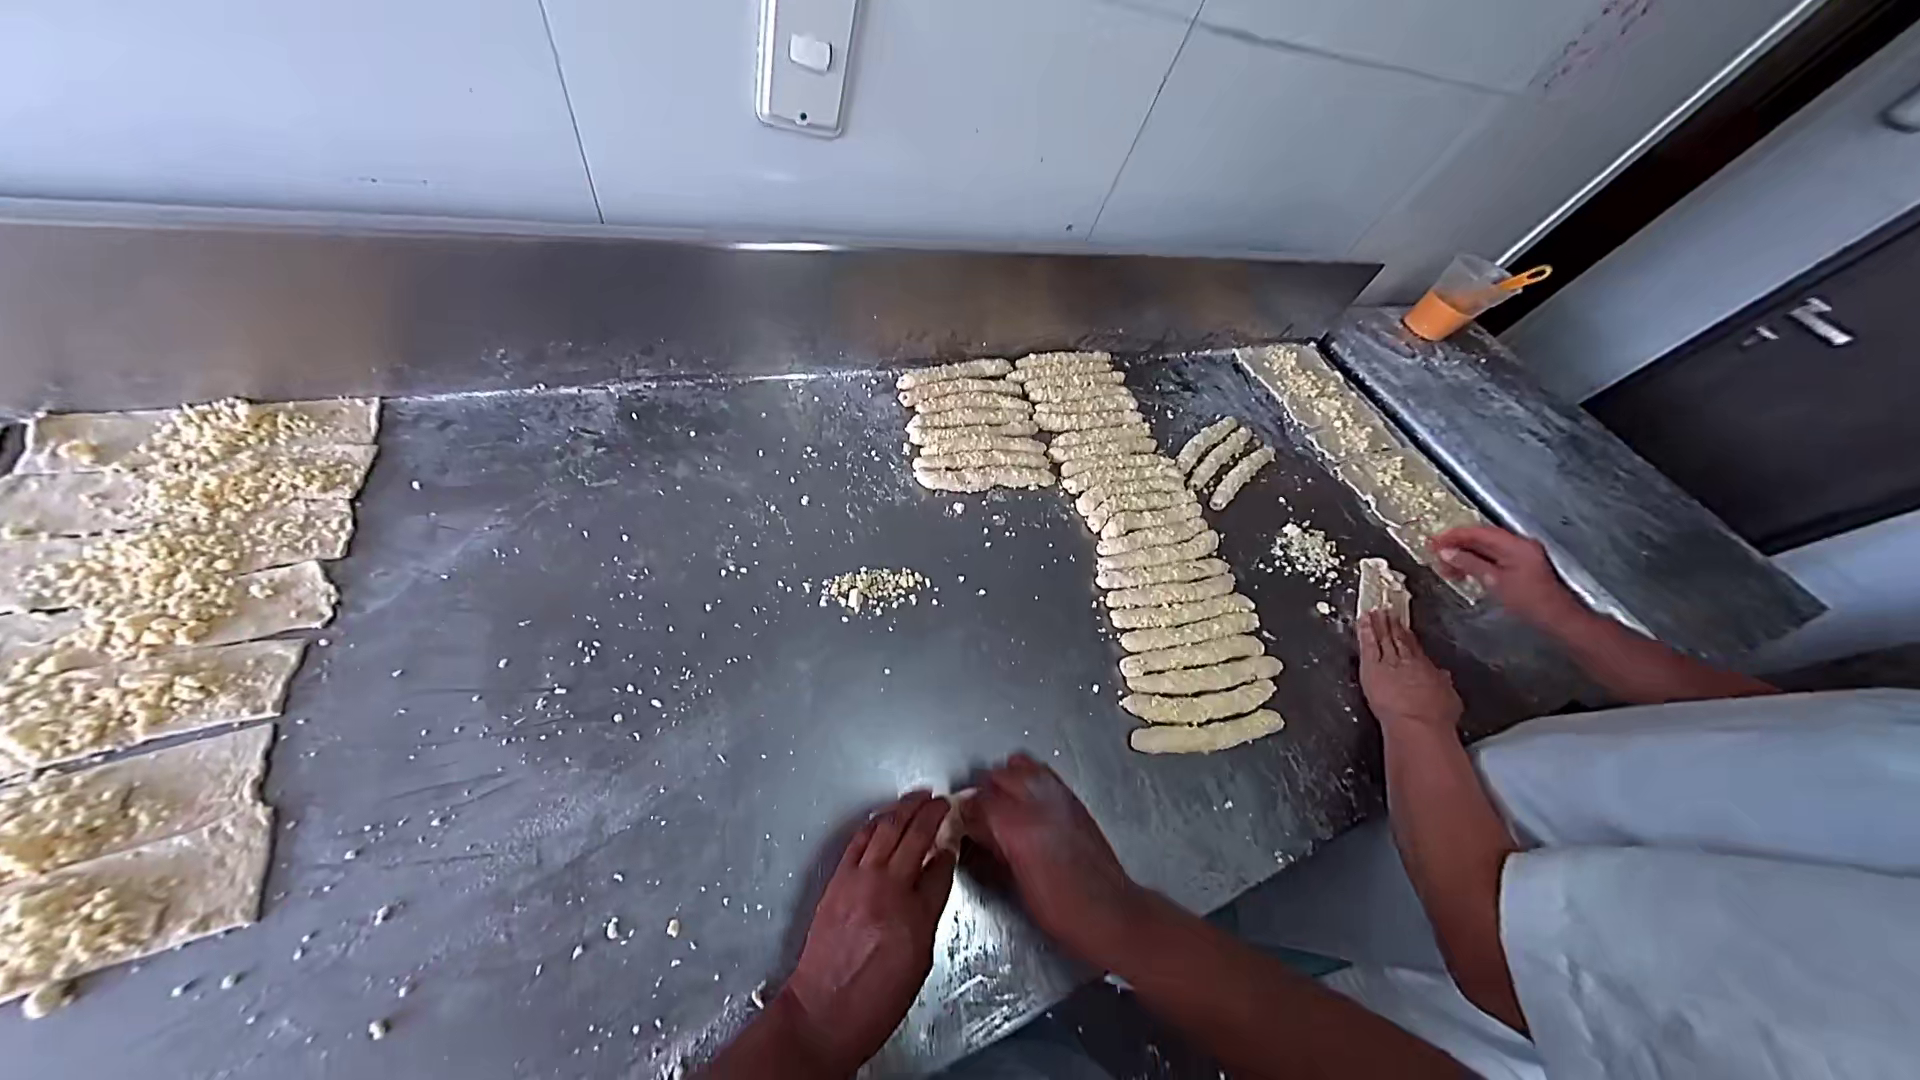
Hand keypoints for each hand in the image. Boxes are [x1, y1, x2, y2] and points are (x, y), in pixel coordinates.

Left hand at [781, 791, 956, 1073]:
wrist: (824, 1013)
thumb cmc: (875, 999)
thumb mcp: (920, 961)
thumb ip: (930, 912)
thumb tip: (935, 877)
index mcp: (916, 916)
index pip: (941, 868)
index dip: (949, 849)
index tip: (953, 838)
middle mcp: (890, 890)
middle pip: (917, 836)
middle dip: (932, 814)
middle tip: (941, 802)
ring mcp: (861, 880)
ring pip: (888, 828)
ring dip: (905, 808)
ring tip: (918, 797)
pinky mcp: (839, 879)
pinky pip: (859, 839)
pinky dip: (875, 822)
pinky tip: (884, 816)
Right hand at [962, 754, 1149, 964]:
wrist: (1110, 911)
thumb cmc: (1062, 909)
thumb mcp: (1018, 882)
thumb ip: (996, 846)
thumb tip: (980, 829)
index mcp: (1018, 827)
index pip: (980, 799)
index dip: (968, 806)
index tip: (964, 815)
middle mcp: (1037, 804)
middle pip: (998, 774)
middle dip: (985, 788)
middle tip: (980, 807)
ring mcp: (1058, 797)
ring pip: (1021, 766)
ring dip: (1008, 777)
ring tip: (1003, 797)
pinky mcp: (1073, 799)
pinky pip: (1044, 774)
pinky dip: (1030, 778)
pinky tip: (1028, 797)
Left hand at [1357, 610, 1463, 736]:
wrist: (1417, 724)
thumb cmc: (1435, 717)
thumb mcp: (1448, 698)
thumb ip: (1442, 683)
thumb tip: (1442, 675)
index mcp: (1423, 667)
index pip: (1413, 646)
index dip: (1406, 633)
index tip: (1402, 624)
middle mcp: (1405, 661)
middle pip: (1397, 638)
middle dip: (1391, 622)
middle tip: (1387, 608)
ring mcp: (1387, 662)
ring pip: (1382, 637)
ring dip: (1378, 622)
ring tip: (1373, 610)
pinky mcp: (1371, 668)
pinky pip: (1367, 644)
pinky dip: (1364, 631)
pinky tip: (1361, 620)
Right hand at [1430, 525, 1583, 628]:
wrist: (1556, 617)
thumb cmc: (1527, 599)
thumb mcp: (1493, 581)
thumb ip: (1468, 563)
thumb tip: (1445, 552)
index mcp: (1515, 545)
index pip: (1478, 532)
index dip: (1453, 536)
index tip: (1433, 543)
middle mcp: (1518, 544)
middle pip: (1480, 538)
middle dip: (1456, 546)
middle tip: (1435, 555)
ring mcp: (1520, 554)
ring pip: (1484, 548)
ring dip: (1462, 556)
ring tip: (1445, 568)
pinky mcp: (1518, 565)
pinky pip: (1491, 557)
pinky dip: (1473, 562)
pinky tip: (1461, 572)